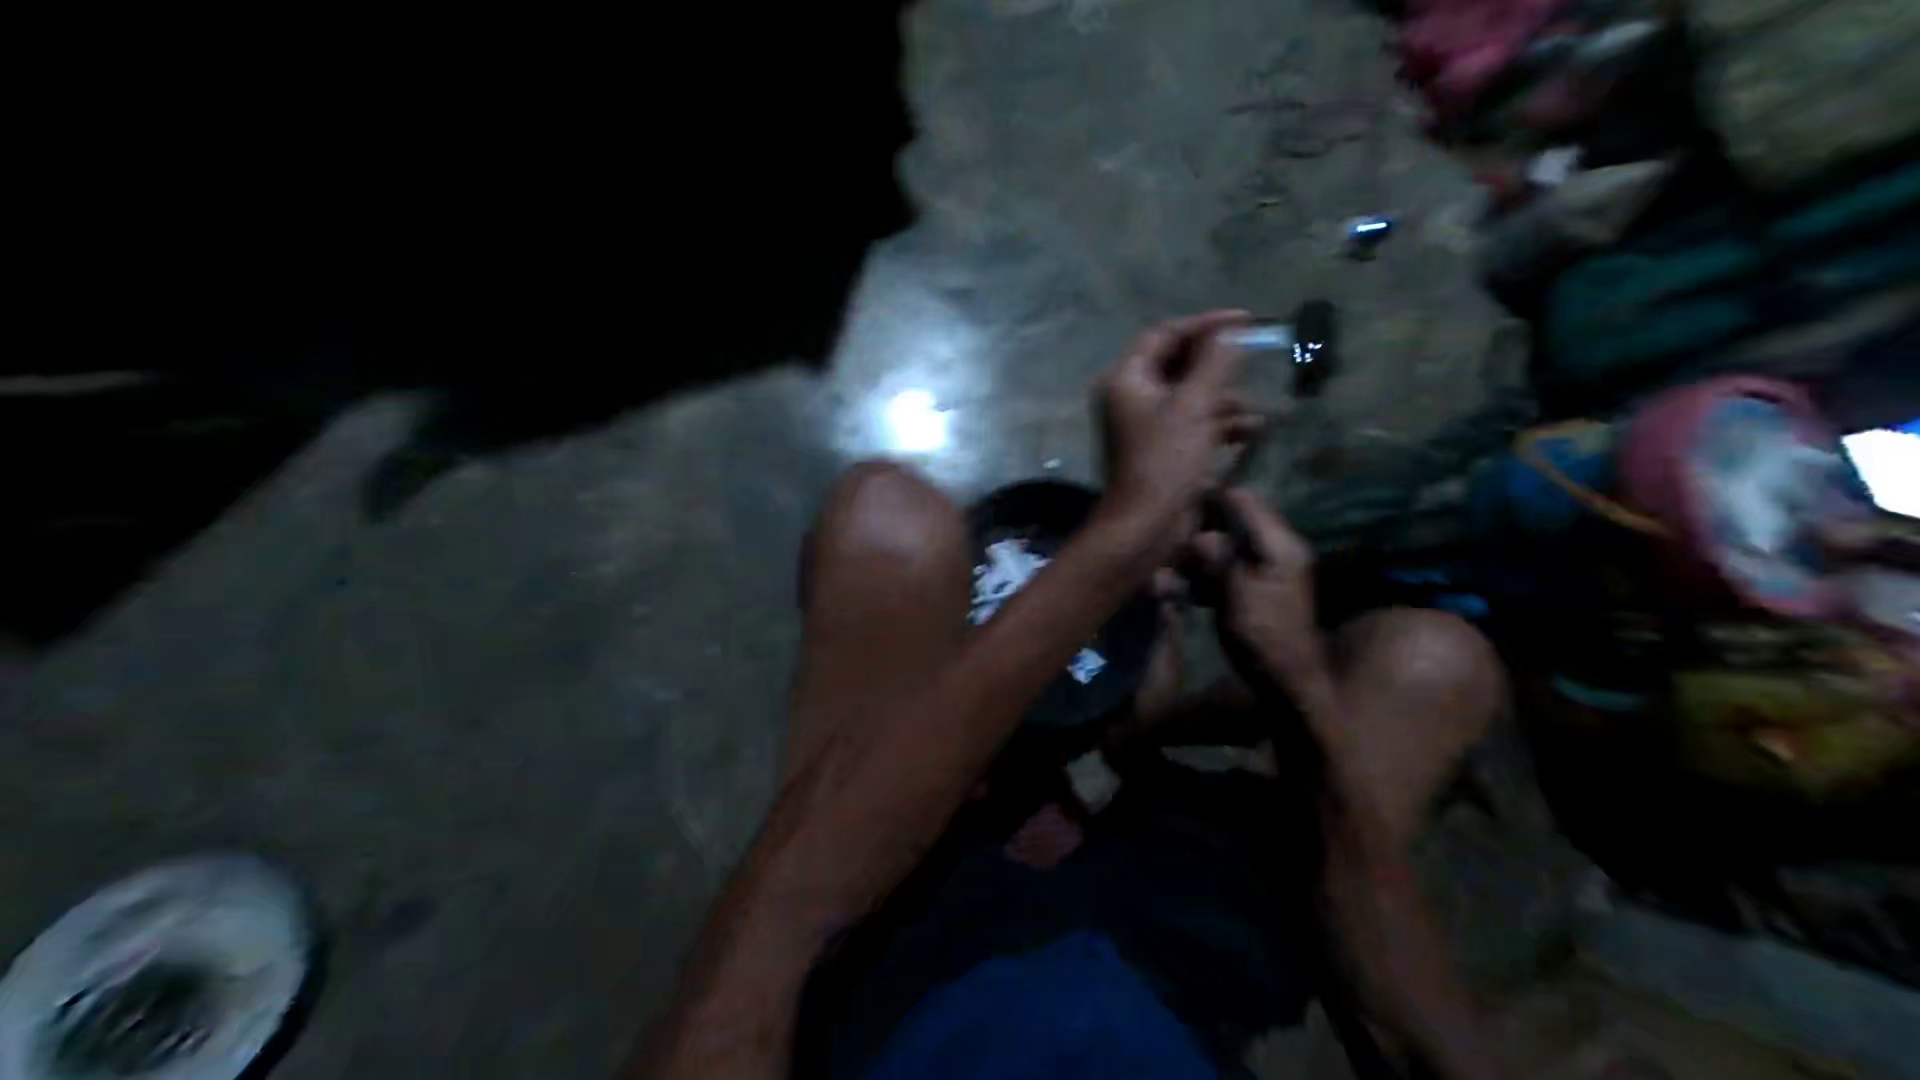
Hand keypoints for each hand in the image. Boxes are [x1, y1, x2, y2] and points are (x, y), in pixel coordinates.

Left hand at [1096, 310, 1263, 556]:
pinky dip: (1219, 424)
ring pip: (1189, 396)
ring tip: (1255, 410)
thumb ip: (1214, 363)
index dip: (1205, 324)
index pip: (1164, 335)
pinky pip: (1192, 423)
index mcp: (1126, 379)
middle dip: (1217, 365)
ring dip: (1224, 399)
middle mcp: (1131, 396)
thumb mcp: (1194, 406)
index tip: (1245, 320)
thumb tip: (1231, 332)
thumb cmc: (1166, 461)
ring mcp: (1145, 424)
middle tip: (1253, 358)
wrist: (1147, 524)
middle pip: (1178, 364)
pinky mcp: (1161, 448)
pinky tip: (1251, 432)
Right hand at [1190, 488, 1324, 694]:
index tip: (1178, 503)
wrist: (1288, 679)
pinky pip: (1229, 566)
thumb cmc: (1262, 636)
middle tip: (1171, 545)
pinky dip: (1208, 573)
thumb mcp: (1234, 594)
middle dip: (1201, 532)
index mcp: (1279, 544)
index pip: (1244, 500)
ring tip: (1173, 571)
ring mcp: (1270, 567)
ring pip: (1227, 546)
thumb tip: (1200, 535)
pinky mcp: (1259, 585)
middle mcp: (1279, 548)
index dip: (1211, 498)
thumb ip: (1217, 559)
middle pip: (1233, 522)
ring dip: (1200, 556)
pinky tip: (1187, 588)